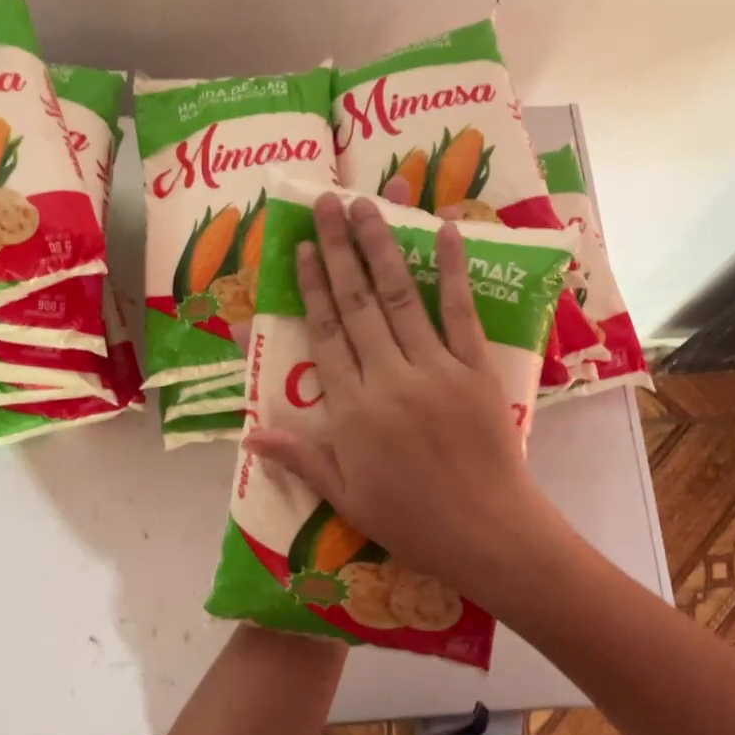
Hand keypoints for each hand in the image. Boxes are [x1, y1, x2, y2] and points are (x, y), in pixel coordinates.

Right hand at [243, 183, 555, 591]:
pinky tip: (445, 231)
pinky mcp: (475, 370)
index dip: (311, 286)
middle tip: (328, 201)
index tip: (299, 247)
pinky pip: (460, 313)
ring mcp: (435, 369)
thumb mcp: (345, 496)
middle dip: (339, 248)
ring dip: (383, 246)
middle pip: (357, 303)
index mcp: (351, 410)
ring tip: (370, 202)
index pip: (325, 334)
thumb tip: (249, 437)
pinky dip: (452, 271)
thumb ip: (300, 458)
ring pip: (400, 297)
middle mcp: (388, 378)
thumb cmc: (410, 521)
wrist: (485, 533)